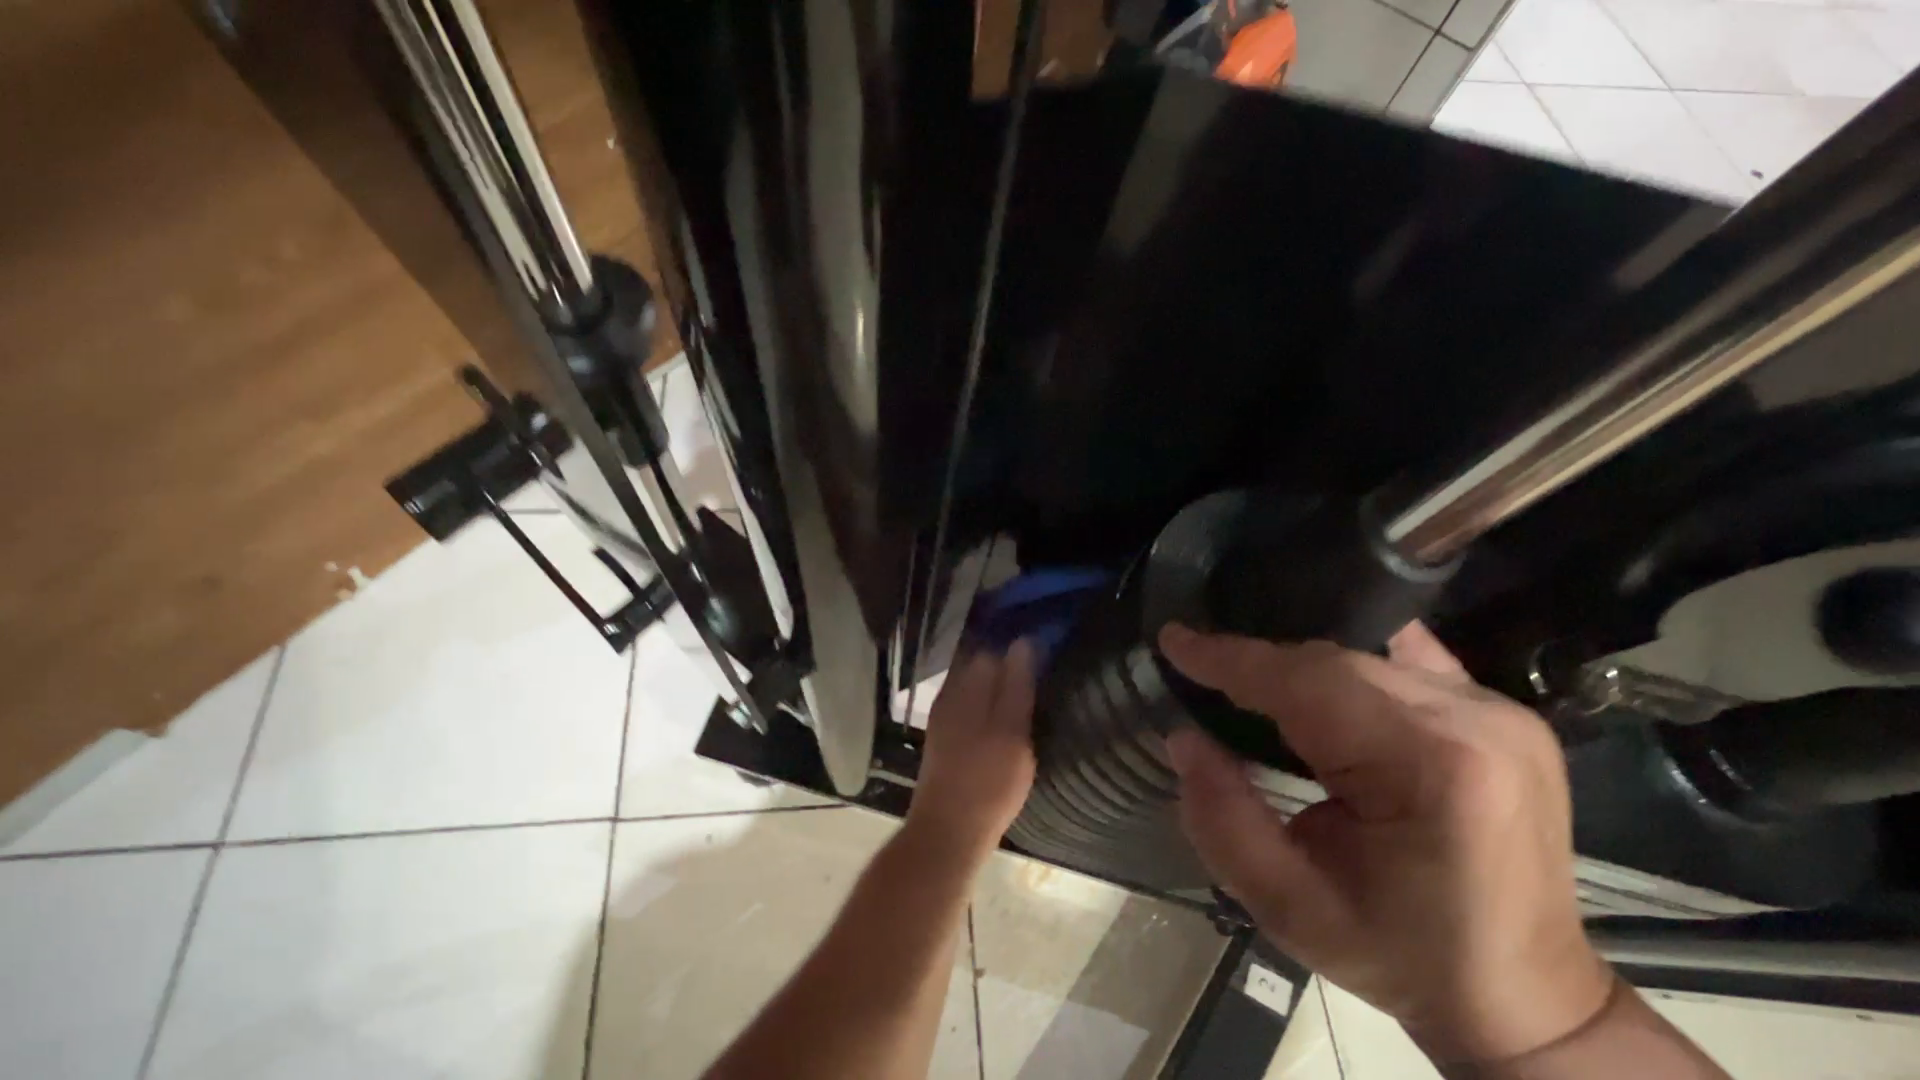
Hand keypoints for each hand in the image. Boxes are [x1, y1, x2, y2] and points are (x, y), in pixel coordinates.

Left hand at [906, 641, 1038, 862]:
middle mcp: (950, 697)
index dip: (1018, 646)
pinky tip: (1009, 721)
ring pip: (975, 689)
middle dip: (1007, 664)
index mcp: (964, 688)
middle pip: (980, 666)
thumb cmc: (987, 781)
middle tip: (1043, 671)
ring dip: (999, 686)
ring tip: (1032, 694)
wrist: (948, 832)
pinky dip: (991, 708)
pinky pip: (971, 710)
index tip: (1047, 648)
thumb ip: (1016, 685)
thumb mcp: (1011, 731)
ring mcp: (945, 721)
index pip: (991, 647)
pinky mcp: (947, 744)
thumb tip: (1023, 641)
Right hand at [1160, 622, 1613, 1064]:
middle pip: (1340, 661)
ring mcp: (1502, 712)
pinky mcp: (1508, 715)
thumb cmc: (1400, 956)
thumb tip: (1184, 738)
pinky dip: (1354, 667)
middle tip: (1201, 669)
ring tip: (1250, 682)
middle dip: (1263, 663)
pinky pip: (1410, 663)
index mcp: (1433, 767)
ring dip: (1304, 666)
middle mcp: (1478, 721)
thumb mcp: (1288, 907)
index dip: (1234, 659)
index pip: (1310, 683)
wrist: (1525, 995)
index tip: (1175, 641)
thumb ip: (1221, 819)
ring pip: (1371, 655)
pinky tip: (1320, 688)